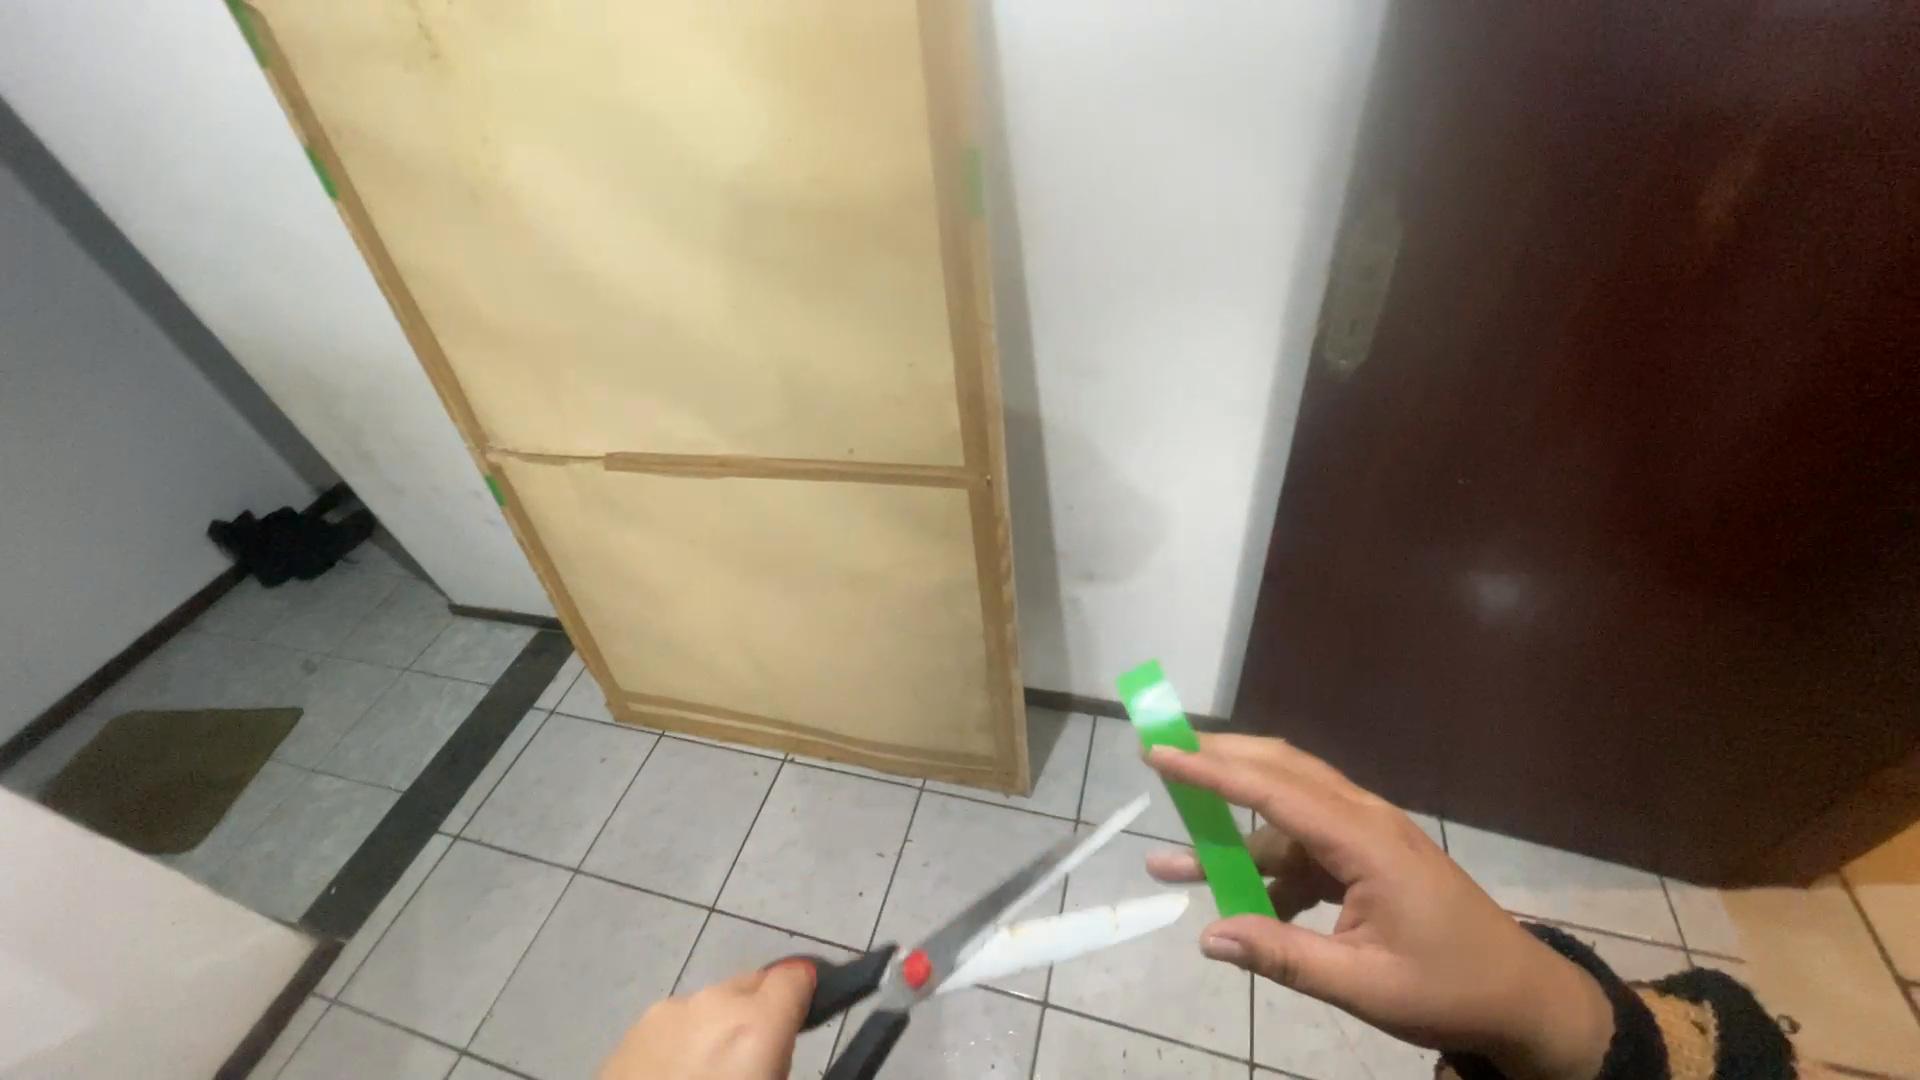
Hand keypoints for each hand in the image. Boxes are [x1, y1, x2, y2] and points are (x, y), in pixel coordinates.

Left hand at [600, 960, 814, 1079]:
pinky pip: (673, 1029)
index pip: (796, 976)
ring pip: (710, 1008)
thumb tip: (773, 1057)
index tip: (801, 1026)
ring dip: (717, 1034)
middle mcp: (713, 1006)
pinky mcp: (627, 1038)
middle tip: (754, 1072)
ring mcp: (664, 1017)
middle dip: (760, 1017)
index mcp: (756, 1027)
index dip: (803, 998)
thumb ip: (778, 1066)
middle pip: (752, 987)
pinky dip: (681, 1049)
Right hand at [1145, 735, 1611, 1079]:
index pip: (1271, 790)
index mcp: (1363, 839)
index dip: (1208, 770)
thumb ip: (1283, 955)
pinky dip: (1261, 861)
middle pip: (1277, 767)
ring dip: (1228, 822)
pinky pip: (1298, 843)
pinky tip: (1237, 898)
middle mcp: (1360, 817)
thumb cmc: (1451, 989)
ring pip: (1282, 805)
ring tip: (1174, 855)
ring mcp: (1362, 832)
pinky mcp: (1361, 852)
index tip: (1157, 752)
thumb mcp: (1366, 985)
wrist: (1528, 1002)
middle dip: (1215, 759)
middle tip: (1159, 753)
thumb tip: (1206, 937)